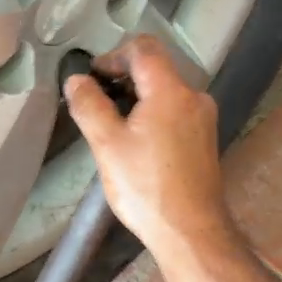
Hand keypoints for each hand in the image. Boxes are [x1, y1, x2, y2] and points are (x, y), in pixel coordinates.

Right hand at [63, 36, 237, 255]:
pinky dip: (153, 112)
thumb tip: (76, 79)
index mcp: (171, 90)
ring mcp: (203, 118)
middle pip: (155, 67)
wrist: (192, 234)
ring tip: (113, 123)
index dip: (113, 55)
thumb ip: (89, 105)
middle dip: (123, 76)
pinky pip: (175, 109)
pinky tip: (136, 140)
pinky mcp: (204, 138)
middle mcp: (193, 96)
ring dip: (137, 95)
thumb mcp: (107, 144)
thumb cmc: (146, 187)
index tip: (93, 78)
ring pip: (165, 89)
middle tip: (97, 101)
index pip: (143, 48)